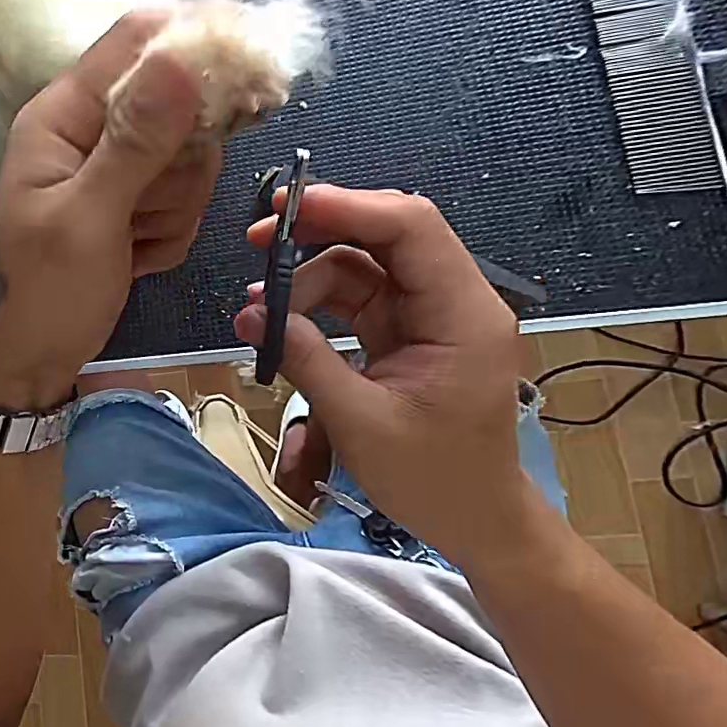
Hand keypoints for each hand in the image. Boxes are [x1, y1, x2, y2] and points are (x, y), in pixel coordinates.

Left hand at [0, 13, 204, 409]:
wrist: (31, 360)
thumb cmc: (42, 294)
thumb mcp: (86, 219)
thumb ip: (134, 142)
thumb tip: (181, 58)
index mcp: (64, 115)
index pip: (139, 39)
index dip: (201, 46)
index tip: (254, 84)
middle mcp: (91, 129)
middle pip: (181, 103)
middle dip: (182, 165)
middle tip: (147, 211)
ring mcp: (116, 167)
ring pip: (190, 157)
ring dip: (174, 209)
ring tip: (131, 244)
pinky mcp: (134, 202)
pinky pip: (184, 198)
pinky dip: (169, 234)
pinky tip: (134, 258)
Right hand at [235, 185, 543, 564]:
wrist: (474, 520)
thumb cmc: (433, 480)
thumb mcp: (361, 421)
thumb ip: (307, 359)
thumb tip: (252, 314)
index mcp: (462, 313)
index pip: (411, 228)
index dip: (348, 206)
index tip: (288, 209)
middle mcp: (449, 299)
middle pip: (385, 234)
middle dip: (321, 230)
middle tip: (260, 241)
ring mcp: (425, 313)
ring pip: (362, 263)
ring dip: (307, 275)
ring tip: (259, 308)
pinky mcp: (403, 329)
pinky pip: (355, 295)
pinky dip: (314, 302)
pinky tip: (280, 320)